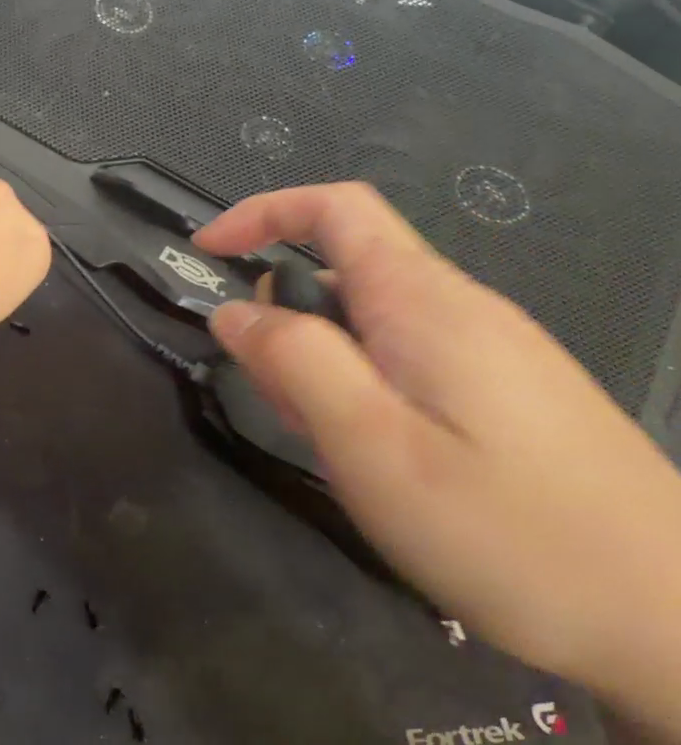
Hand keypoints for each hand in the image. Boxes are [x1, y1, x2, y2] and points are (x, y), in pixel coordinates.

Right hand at [194, 183, 680, 732]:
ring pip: (368, 326)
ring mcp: (493, 354)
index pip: (336, 208)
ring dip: (321, 368)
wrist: (679, 630)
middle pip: (341, 273)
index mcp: (426, 303)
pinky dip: (362, 393)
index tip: (204, 254)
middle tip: (283, 406)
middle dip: (285, 322)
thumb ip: (291, 360)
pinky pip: (404, 364)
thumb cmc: (510, 532)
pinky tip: (384, 463)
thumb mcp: (368, 443)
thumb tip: (234, 310)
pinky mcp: (509, 396)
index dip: (260, 213)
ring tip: (338, 449)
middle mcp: (463, 310)